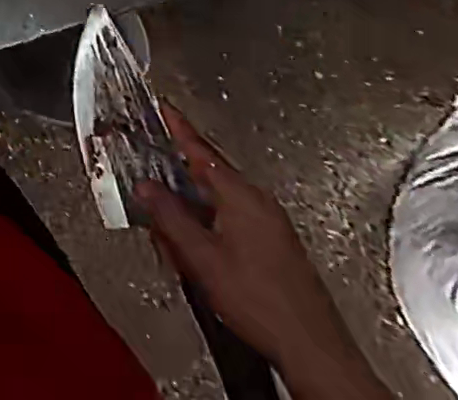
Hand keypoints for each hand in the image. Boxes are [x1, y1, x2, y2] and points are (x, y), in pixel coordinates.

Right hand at [136, 106, 388, 399]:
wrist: (312, 351)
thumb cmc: (263, 304)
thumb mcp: (199, 254)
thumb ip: (167, 213)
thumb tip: (145, 186)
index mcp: (243, 198)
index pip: (201, 150)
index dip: (177, 126)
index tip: (162, 106)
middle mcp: (259, 206)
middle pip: (203, 176)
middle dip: (170, 184)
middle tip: (146, 189)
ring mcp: (268, 226)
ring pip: (211, 202)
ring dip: (184, 214)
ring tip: (172, 243)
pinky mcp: (270, 245)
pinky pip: (224, 220)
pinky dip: (200, 227)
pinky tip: (190, 251)